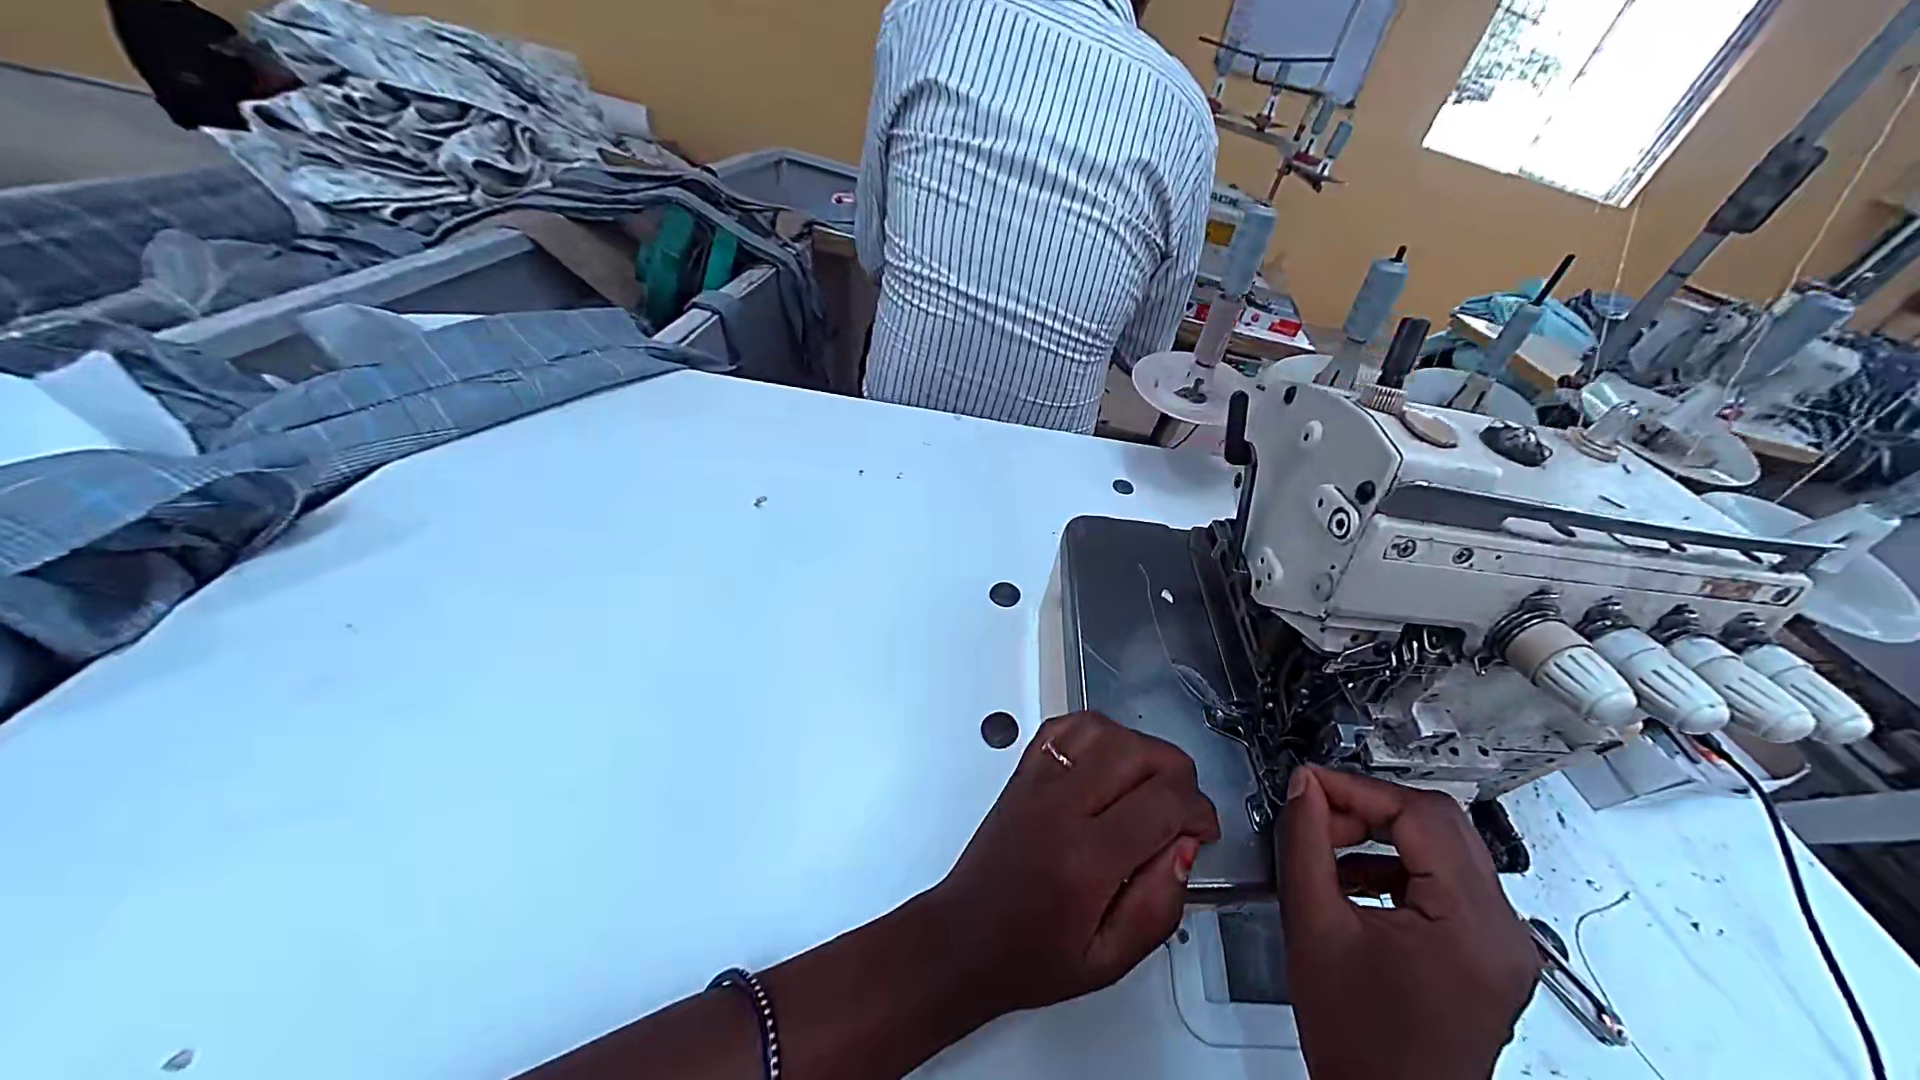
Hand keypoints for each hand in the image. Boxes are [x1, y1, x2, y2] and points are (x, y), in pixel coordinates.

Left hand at [926, 711, 1220, 1014]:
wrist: (965, 938)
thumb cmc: (1028, 954)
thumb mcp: (1110, 959)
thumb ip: (1159, 905)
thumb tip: (1185, 846)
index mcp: (1085, 861)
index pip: (1163, 802)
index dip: (1199, 811)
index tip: (1201, 829)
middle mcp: (1058, 810)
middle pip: (1138, 753)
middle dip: (1178, 775)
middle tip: (1180, 809)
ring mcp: (1036, 784)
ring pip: (1103, 729)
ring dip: (1139, 748)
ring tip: (1147, 784)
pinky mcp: (1022, 773)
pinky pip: (1063, 727)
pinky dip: (1096, 732)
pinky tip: (1107, 759)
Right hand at [1279, 767, 1539, 1079]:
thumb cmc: (1358, 1041)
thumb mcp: (1313, 925)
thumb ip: (1304, 843)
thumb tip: (1305, 789)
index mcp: (1472, 926)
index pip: (1421, 816)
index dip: (1357, 789)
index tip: (1310, 783)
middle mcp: (1503, 932)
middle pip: (1439, 824)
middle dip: (1369, 808)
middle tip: (1317, 812)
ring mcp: (1501, 944)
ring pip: (1442, 848)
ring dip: (1381, 835)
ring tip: (1329, 847)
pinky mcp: (1486, 951)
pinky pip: (1444, 880)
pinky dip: (1395, 865)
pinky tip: (1352, 878)